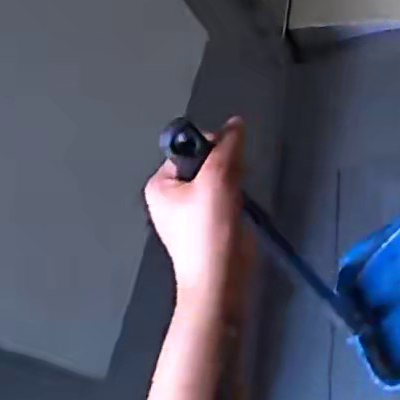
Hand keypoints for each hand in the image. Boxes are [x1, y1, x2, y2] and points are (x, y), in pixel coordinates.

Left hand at [143, 117, 244, 293]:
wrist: (219, 277)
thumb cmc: (208, 228)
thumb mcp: (217, 177)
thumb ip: (228, 145)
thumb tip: (236, 122)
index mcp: (160, 185)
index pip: (190, 146)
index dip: (212, 146)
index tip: (226, 159)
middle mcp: (171, 195)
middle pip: (206, 159)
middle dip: (226, 164)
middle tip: (231, 180)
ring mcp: (190, 209)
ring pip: (218, 175)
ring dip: (233, 178)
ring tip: (235, 195)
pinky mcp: (209, 220)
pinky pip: (225, 192)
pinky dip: (235, 192)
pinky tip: (239, 204)